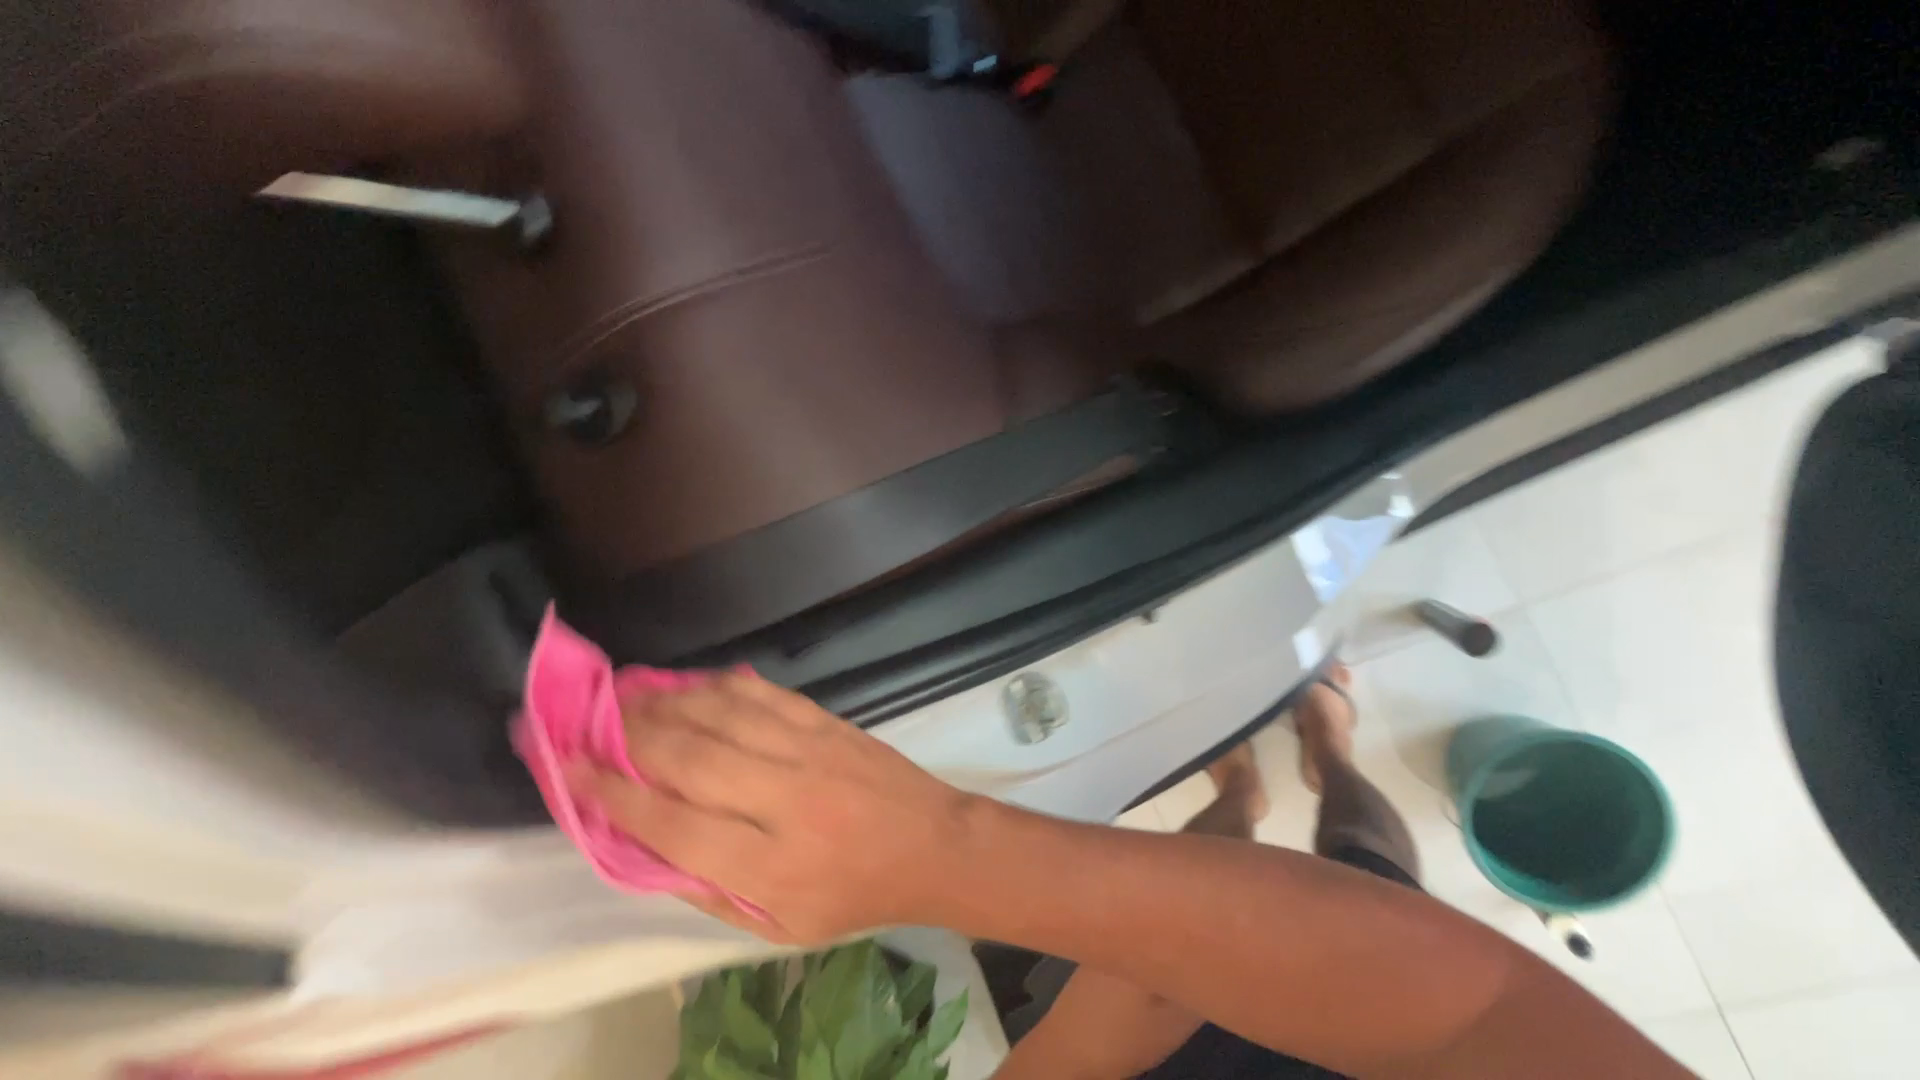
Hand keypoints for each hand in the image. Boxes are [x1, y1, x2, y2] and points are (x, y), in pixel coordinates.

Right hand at [571, 672, 986, 942]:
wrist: (933, 846)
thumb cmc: (853, 893)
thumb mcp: (780, 925)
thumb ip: (709, 890)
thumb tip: (643, 846)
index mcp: (769, 864)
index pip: (672, 823)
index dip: (612, 795)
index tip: (570, 769)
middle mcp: (784, 799)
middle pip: (688, 757)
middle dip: (625, 735)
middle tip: (583, 720)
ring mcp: (807, 750)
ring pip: (719, 714)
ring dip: (663, 700)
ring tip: (620, 694)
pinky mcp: (825, 721)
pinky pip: (760, 694)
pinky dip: (715, 686)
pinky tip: (685, 684)